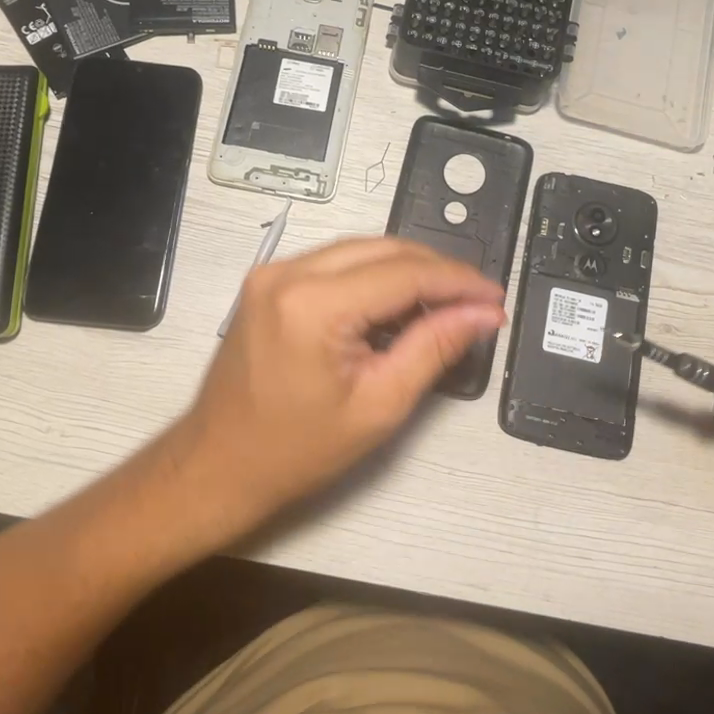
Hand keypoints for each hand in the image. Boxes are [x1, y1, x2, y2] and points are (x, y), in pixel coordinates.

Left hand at [171, 237, 505, 532]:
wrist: (218, 464)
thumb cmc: (296, 450)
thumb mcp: (379, 405)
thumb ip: (434, 347)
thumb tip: (482, 313)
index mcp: (313, 304)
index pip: (404, 273)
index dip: (458, 281)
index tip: (495, 298)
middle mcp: (288, 272)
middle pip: (383, 249)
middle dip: (437, 270)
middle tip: (477, 302)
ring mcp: (272, 272)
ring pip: (360, 250)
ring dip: (407, 270)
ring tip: (447, 304)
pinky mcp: (268, 282)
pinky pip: (335, 262)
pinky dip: (374, 276)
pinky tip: (400, 304)